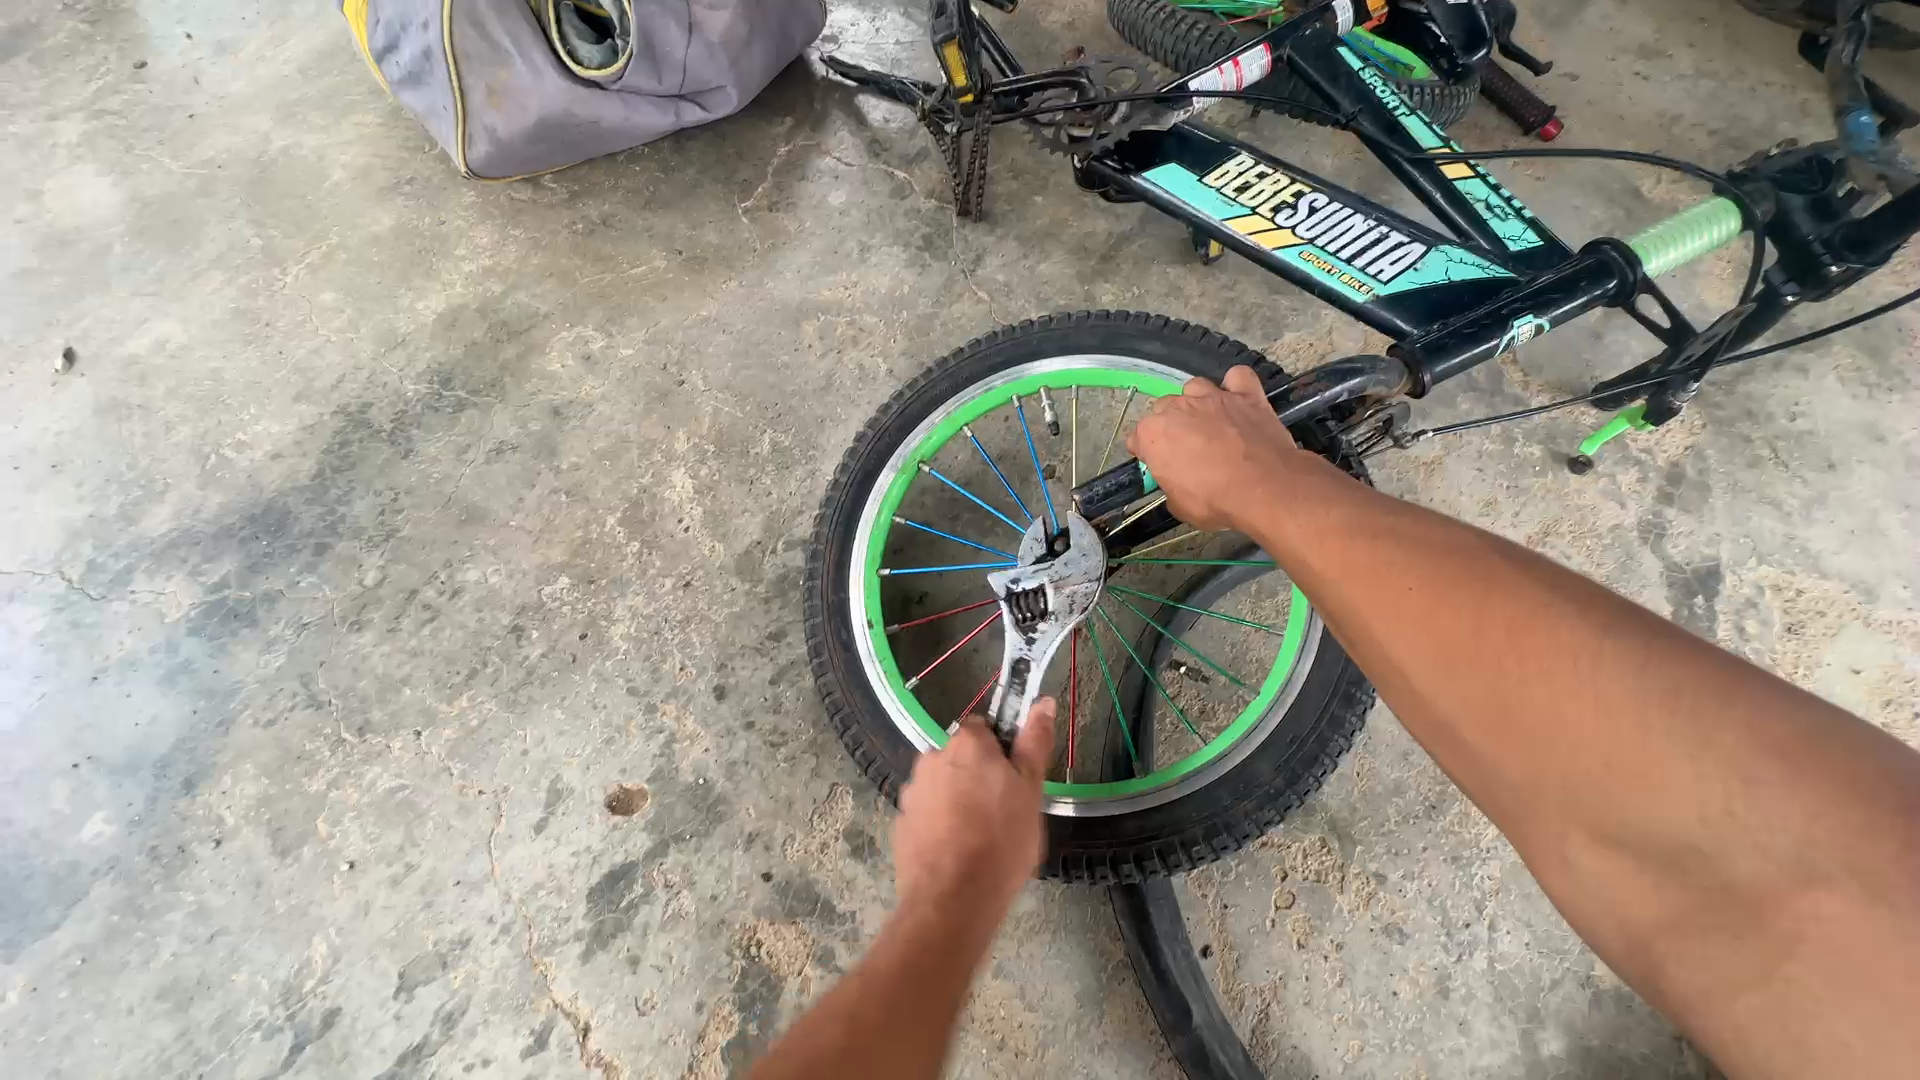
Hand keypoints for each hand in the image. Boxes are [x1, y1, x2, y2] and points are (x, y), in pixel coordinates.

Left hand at [893, 699, 1055, 922]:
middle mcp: (932, 757)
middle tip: (1003, 813)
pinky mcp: (901, 822)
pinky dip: (940, 825)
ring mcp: (912, 791)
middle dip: (978, 778)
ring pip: (943, 787)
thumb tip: (1044, 702)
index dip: (1002, 754)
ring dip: (958, 801)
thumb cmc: (1001, 840)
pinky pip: (927, 814)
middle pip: (961, 759)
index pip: (984, 730)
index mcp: (966, 743)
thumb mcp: (1031, 790)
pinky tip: (957, 853)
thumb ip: (1034, 743)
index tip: (1014, 782)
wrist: (951, 899)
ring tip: (980, 839)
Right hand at [1128, 365, 1302, 531]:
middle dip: (1170, 426)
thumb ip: (1170, 485)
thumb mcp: (1179, 506)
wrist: (1264, 489)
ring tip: (1208, 422)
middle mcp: (1179, 407)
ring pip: (1195, 387)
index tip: (1159, 465)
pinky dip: (1235, 386)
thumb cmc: (1215, 501)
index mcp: (1153, 434)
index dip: (1148, 453)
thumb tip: (1177, 483)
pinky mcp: (1247, 395)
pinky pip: (1237, 377)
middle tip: (1185, 449)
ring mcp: (1214, 397)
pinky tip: (1236, 400)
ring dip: (1196, 402)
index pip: (1137, 438)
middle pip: (1164, 408)